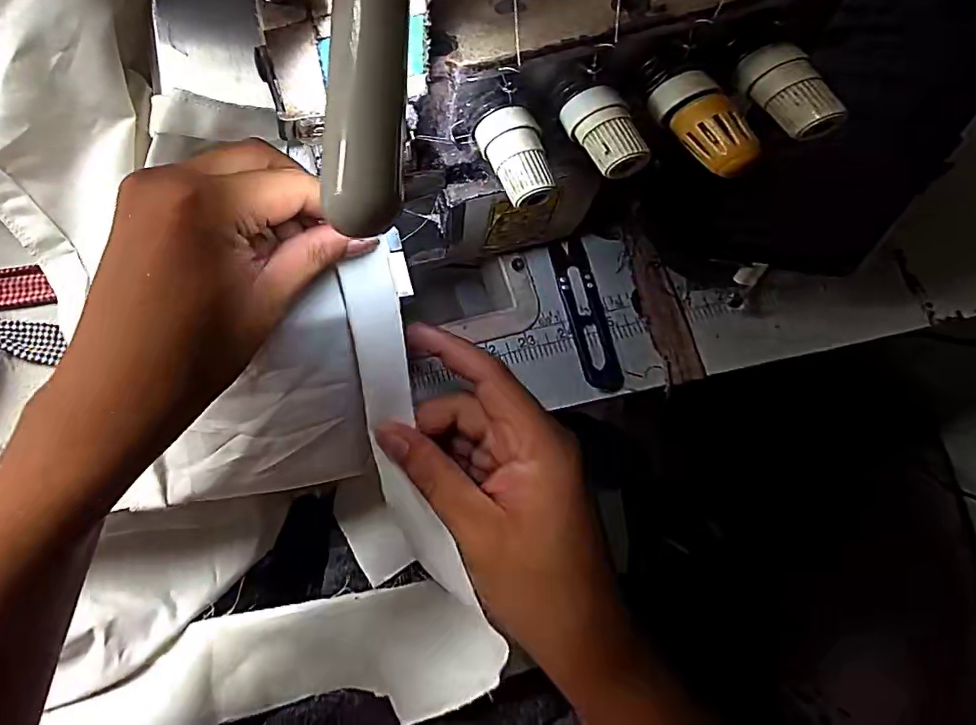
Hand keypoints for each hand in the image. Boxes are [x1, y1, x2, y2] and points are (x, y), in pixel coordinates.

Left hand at [58, 140, 373, 462]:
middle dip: (297, 192)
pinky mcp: (138, 200)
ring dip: (265, 194)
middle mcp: (168, 177)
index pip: (288, 183)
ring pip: (230, 166)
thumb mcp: (264, 302)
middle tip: (321, 234)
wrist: (111, 394)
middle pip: (258, 161)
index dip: (328, 204)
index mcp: (201, 201)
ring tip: (282, 243)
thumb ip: (314, 254)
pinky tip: (246, 238)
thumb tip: (356, 232)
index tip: (353, 225)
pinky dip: (233, 199)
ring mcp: (147, 185)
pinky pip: (201, 180)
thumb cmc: (184, 361)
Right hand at [377, 323, 628, 676]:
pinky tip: (435, 486)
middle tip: (397, 449)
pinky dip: (453, 466)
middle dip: (433, 424)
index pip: (490, 377)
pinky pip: (480, 455)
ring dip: (441, 449)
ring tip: (416, 477)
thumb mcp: (475, 527)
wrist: (584, 642)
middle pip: (473, 408)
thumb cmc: (541, 588)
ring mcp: (532, 461)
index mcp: (537, 442)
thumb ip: (429, 471)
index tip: (416, 334)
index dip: (450, 350)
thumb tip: (390, 431)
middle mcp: (537, 441)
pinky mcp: (524, 480)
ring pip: (472, 433)